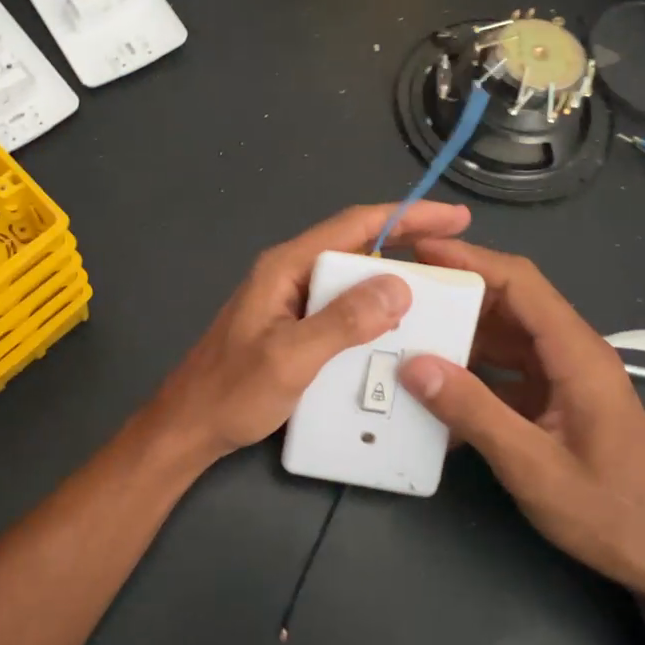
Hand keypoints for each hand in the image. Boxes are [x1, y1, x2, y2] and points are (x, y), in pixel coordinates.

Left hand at [142, 203, 472, 466]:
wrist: (188, 428)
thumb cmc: (233, 393)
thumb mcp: (291, 358)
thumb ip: (342, 322)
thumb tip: (399, 286)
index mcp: (285, 268)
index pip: (354, 226)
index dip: (408, 216)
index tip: (455, 218)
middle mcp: (288, 275)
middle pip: (355, 248)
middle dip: (406, 249)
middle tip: (456, 265)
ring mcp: (287, 302)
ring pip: (349, 282)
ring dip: (389, 287)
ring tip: (437, 301)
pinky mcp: (290, 329)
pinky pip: (340, 311)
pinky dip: (370, 315)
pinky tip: (394, 336)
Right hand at [395, 240, 644, 605]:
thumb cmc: (609, 513)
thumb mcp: (532, 466)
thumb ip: (473, 412)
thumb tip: (414, 363)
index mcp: (578, 355)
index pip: (521, 284)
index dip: (469, 260)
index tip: (417, 251)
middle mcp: (574, 354)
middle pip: (511, 303)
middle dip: (456, 293)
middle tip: (397, 292)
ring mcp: (567, 378)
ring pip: (507, 336)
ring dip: (461, 333)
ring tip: (405, 334)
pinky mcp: (559, 401)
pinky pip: (509, 371)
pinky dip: (473, 373)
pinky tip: (436, 389)